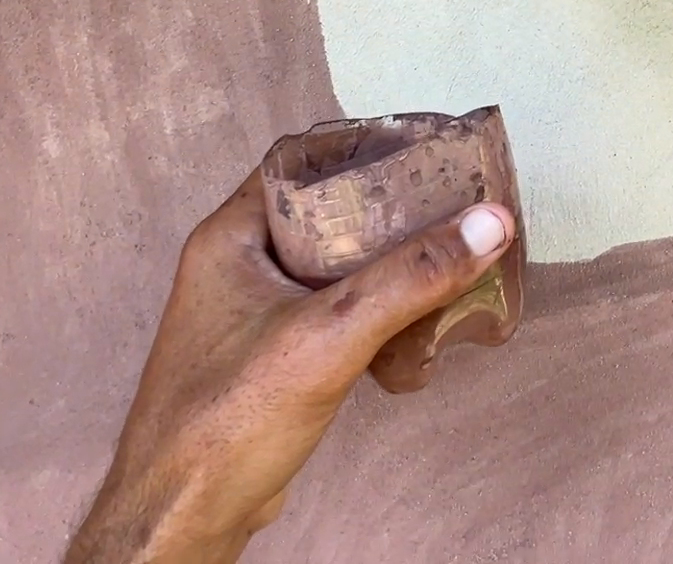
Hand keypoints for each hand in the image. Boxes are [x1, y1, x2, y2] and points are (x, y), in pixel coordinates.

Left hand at [66, 175, 514, 563]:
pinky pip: (339, 301)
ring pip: (338, 258)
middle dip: (390, 201)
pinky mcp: (279, 348)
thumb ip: (410, 277)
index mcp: (233, 235)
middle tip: (451, 193)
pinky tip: (422, 305)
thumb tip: (492, 220)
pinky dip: (380, 296)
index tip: (424, 147)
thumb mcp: (329, 334)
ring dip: (389, 252)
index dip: (362, 147)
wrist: (181, 529)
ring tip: (448, 240)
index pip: (302, 161)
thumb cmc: (233, 417)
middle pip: (328, 209)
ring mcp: (259, 307)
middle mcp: (243, 261)